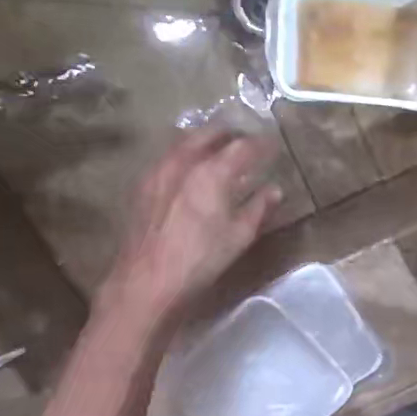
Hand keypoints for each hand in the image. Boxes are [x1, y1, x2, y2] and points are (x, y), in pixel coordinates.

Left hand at [100, 129, 282, 327]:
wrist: (145, 282)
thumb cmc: (199, 261)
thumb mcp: (238, 237)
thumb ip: (259, 208)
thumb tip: (275, 190)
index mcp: (211, 172)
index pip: (243, 146)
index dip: (261, 144)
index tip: (273, 145)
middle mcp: (182, 162)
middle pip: (209, 133)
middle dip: (230, 134)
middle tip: (245, 141)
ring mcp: (157, 170)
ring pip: (184, 142)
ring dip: (205, 140)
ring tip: (218, 150)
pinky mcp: (141, 185)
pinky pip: (167, 157)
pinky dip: (184, 155)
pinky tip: (189, 171)